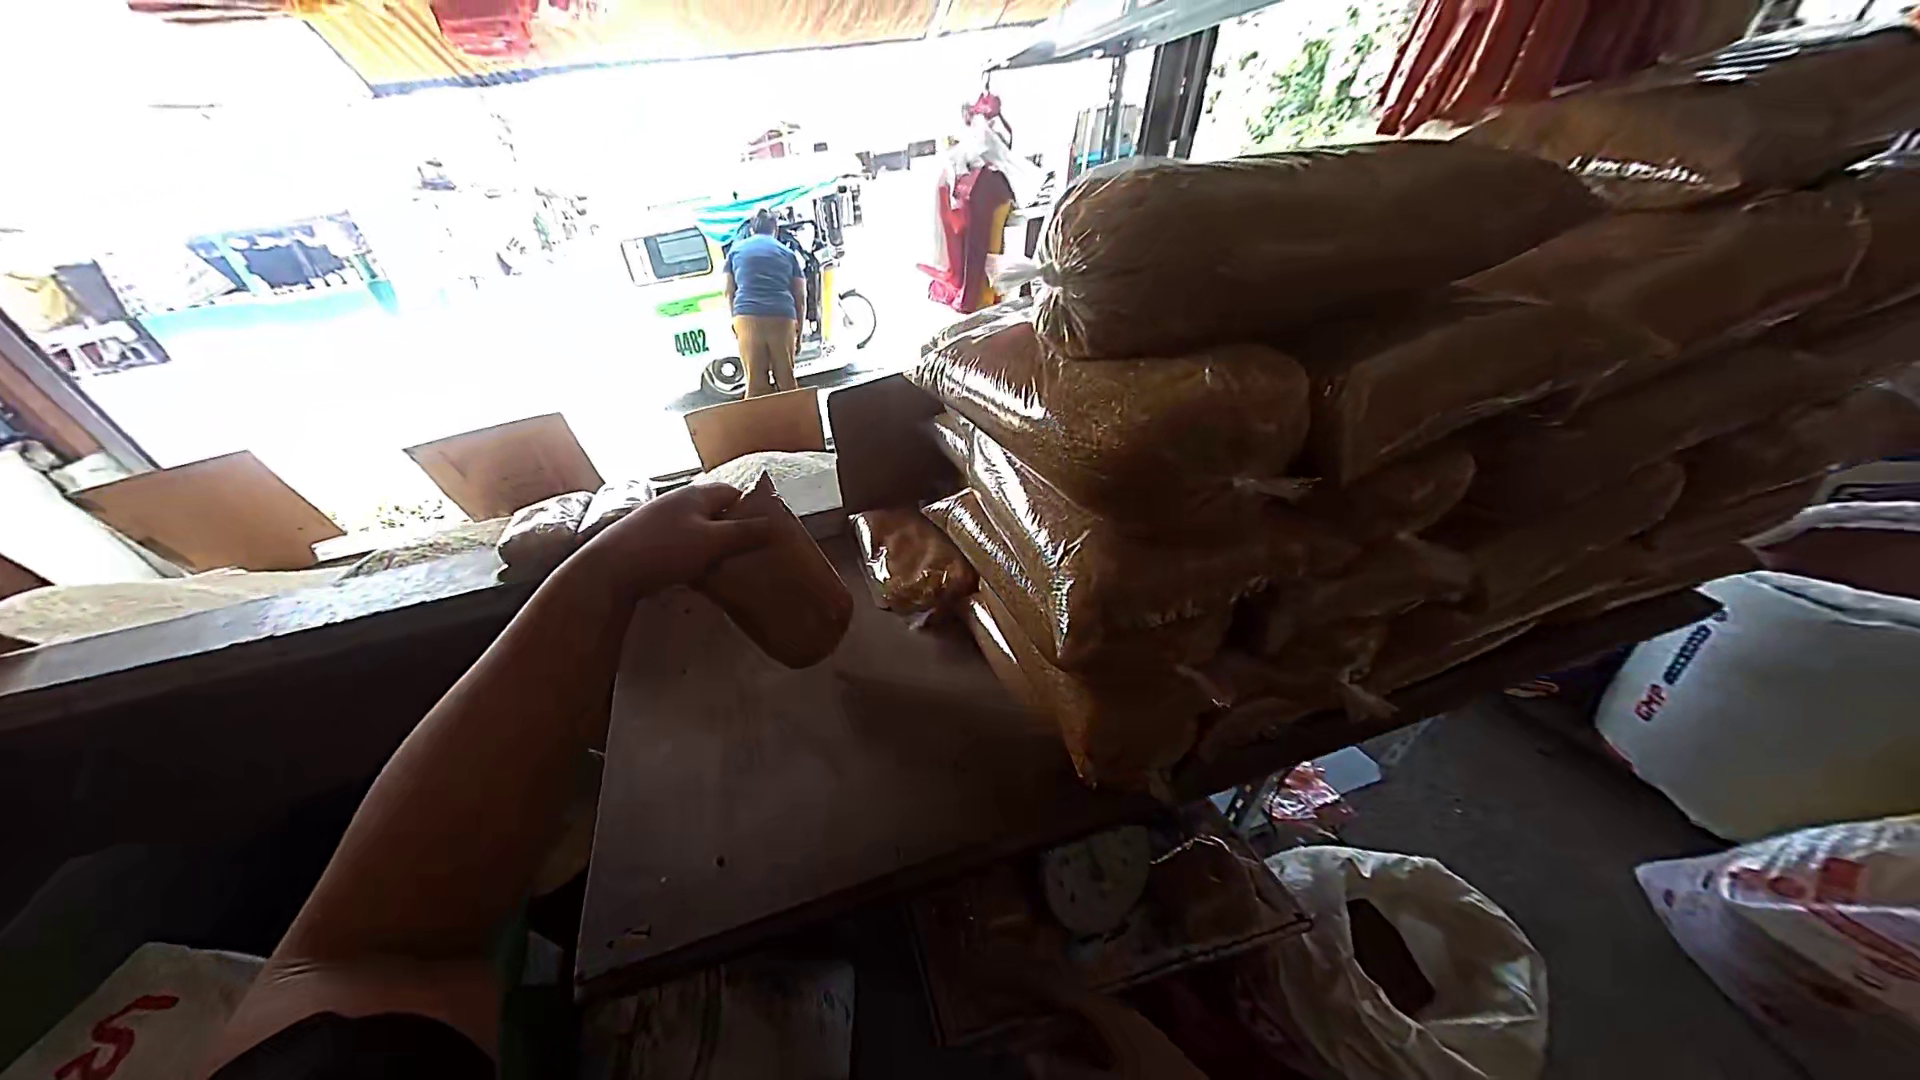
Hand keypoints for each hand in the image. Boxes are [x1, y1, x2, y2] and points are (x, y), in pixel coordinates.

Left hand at [571, 483, 772, 598]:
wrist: (608, 571)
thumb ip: (747, 533)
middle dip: (731, 527)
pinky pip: (680, 540)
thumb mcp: (714, 542)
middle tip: (746, 550)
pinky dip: (691, 551)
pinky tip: (694, 569)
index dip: (751, 510)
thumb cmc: (665, 550)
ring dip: (711, 542)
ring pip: (697, 527)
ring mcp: (658, 518)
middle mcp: (677, 500)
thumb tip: (777, 525)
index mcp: (697, 494)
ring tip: (723, 562)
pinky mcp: (646, 538)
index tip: (763, 532)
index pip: (734, 493)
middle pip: (715, 510)